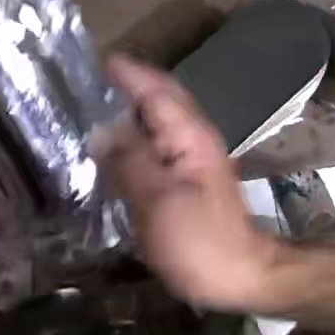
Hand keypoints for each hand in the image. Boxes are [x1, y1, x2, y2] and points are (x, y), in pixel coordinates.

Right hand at [104, 54, 287, 312]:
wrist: (243, 275)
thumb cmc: (200, 240)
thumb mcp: (158, 201)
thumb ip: (130, 160)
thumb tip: (101, 129)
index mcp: (189, 135)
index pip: (157, 91)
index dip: (130, 74)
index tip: (99, 59)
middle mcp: (195, 136)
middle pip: (162, 99)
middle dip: (131, 84)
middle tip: (92, 78)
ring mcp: (196, 156)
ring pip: (161, 119)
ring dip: (134, 107)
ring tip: (97, 105)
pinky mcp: (192, 176)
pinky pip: (161, 141)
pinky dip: (138, 133)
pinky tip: (118, 146)